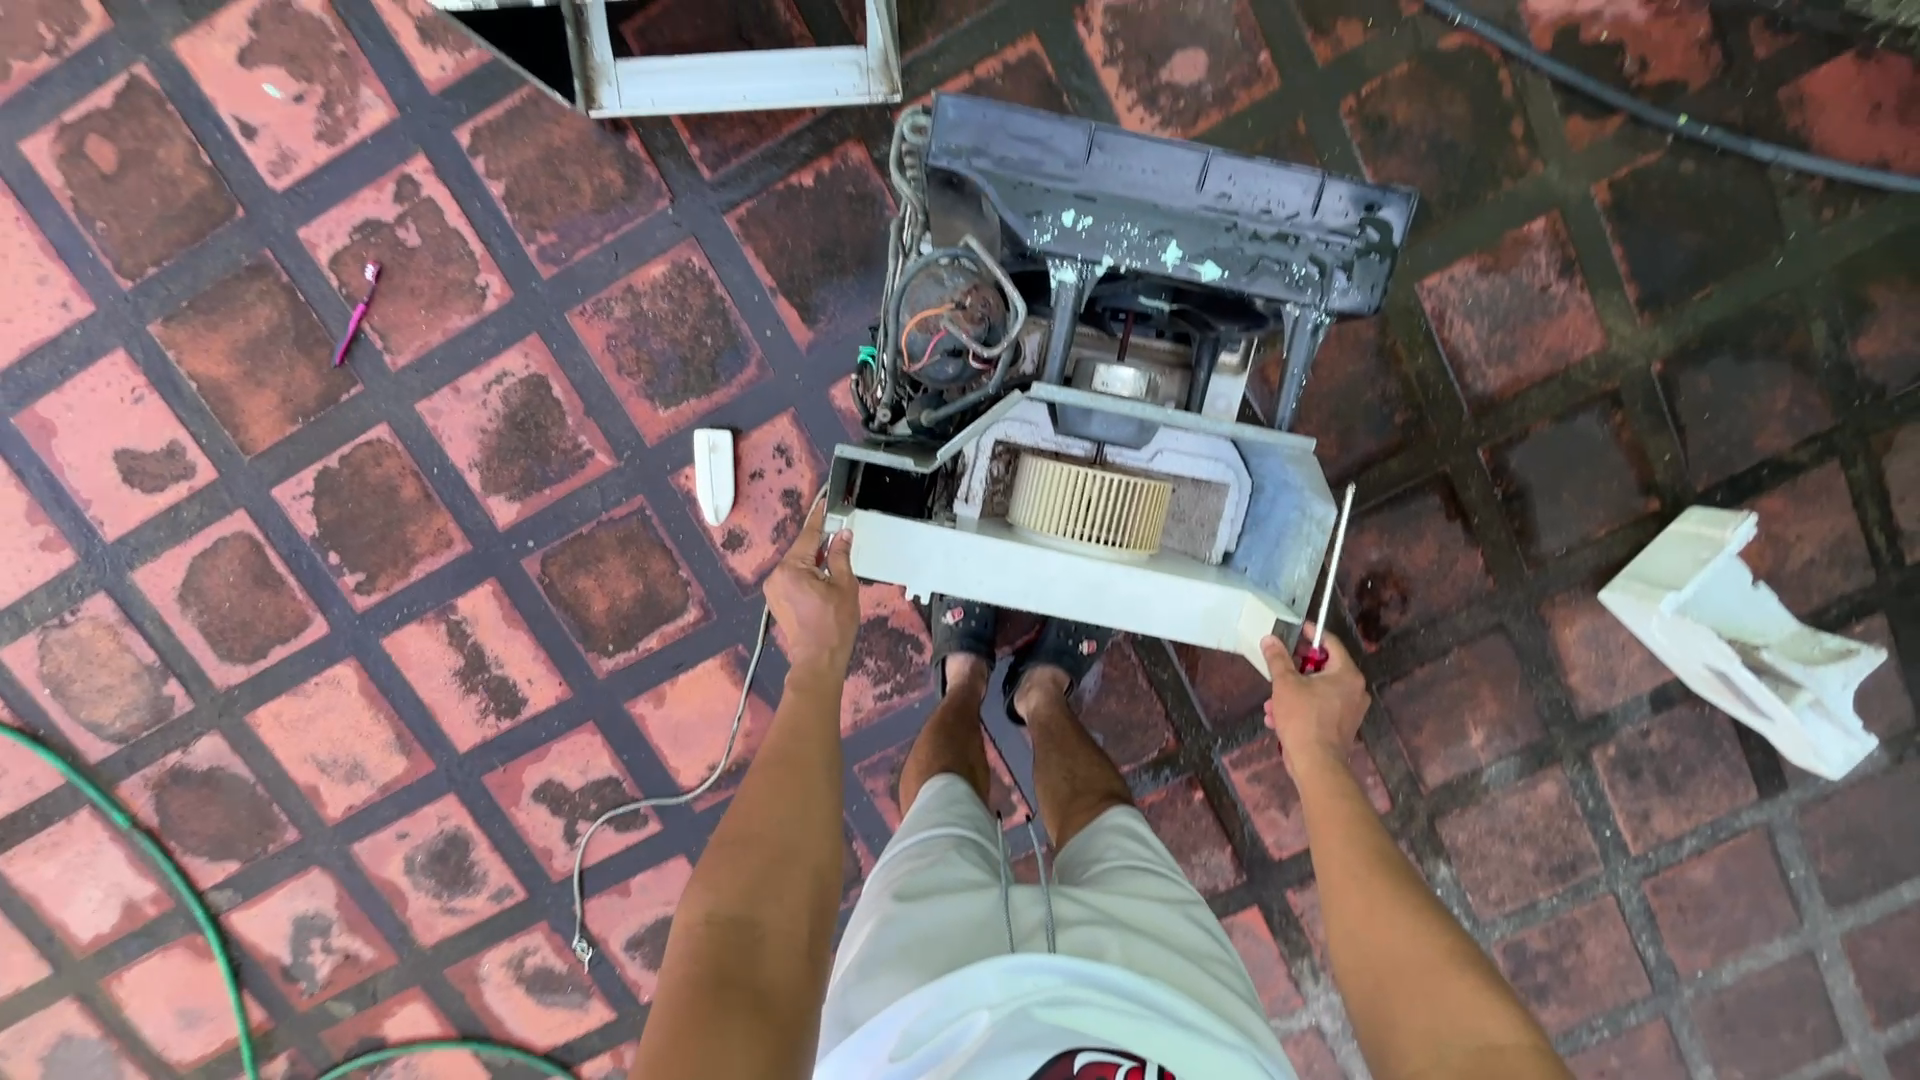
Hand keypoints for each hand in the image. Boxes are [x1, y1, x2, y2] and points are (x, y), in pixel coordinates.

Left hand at [765, 500, 859, 681]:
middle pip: (802, 550)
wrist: (818, 659)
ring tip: (835, 560)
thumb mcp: (844, 585)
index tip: (825, 502)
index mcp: (791, 568)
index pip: (808, 536)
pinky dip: (808, 573)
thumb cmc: (835, 624)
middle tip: (840, 535)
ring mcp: (773, 588)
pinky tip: (824, 577)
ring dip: (815, 560)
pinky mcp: (776, 600)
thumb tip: (842, 535)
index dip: (819, 518)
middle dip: (821, 543)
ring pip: (797, 564)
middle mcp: (776, 575)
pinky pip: (793, 577)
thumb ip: (840, 556)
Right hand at [1260, 625, 1369, 776]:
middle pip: (1324, 668)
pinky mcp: (1342, 726)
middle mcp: (1355, 689)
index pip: (1331, 643)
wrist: (1316, 763)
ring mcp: (1351, 709)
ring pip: (1318, 690)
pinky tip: (1277, 718)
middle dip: (1296, 669)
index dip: (1313, 633)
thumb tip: (1270, 639)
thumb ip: (1277, 659)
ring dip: (1293, 693)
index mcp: (1347, 674)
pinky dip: (1300, 708)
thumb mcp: (1285, 684)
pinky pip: (1320, 708)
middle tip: (1279, 667)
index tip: (1297, 628)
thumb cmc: (1303, 718)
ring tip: (1271, 702)